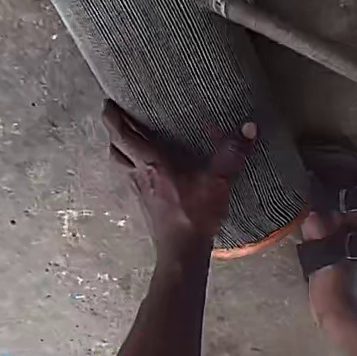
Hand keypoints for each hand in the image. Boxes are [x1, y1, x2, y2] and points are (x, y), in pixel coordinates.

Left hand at [101, 101, 251, 259]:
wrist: (182, 252)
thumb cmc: (195, 215)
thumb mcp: (217, 182)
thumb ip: (231, 154)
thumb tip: (249, 128)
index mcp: (152, 163)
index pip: (123, 135)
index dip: (113, 117)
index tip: (107, 103)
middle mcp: (139, 175)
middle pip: (116, 148)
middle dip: (113, 130)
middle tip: (115, 116)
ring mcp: (139, 191)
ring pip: (120, 164)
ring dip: (119, 148)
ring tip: (126, 138)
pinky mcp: (145, 204)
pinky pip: (131, 177)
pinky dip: (132, 166)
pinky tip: (145, 167)